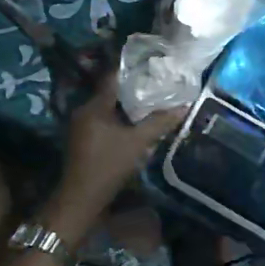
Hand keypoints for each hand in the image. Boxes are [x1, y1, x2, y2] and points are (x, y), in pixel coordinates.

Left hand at [48, 76, 184, 238]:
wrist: (81, 199)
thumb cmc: (108, 166)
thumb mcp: (137, 143)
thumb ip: (159, 123)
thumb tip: (184, 106)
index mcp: (94, 106)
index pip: (113, 78)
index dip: (133, 70)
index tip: (152, 66)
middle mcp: (84, 111)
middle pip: (111, 93)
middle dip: (133, 90)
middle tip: (157, 86)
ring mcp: (81, 126)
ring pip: (107, 108)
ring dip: (127, 107)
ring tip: (151, 104)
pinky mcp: (83, 140)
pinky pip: (103, 121)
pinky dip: (119, 120)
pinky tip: (135, 125)